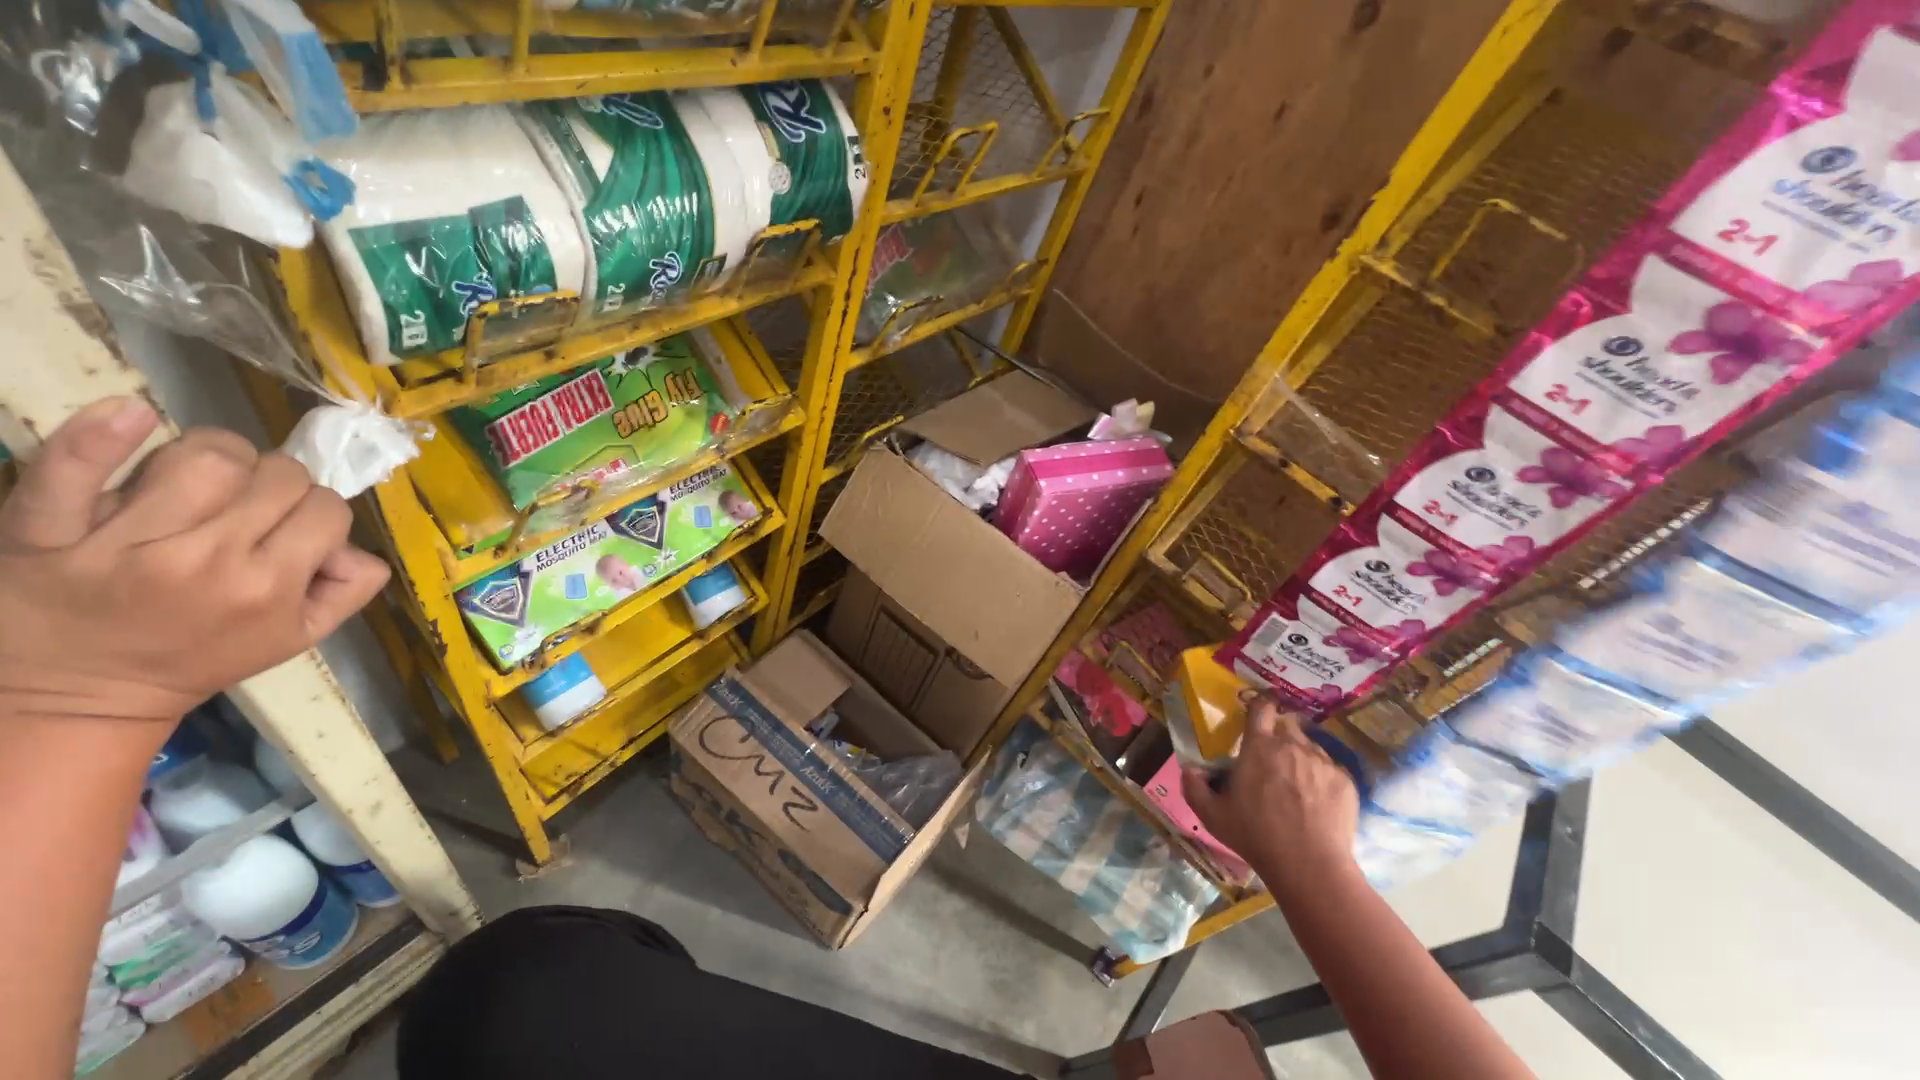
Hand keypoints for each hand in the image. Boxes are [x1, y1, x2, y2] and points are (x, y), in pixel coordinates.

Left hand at [0, 397, 390, 727]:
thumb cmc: (199, 660)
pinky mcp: (50, 526)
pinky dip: (100, 435)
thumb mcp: (295, 640)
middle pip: (276, 475)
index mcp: (267, 588)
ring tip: (201, 483)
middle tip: (251, 509)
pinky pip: (74, 466)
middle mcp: (206, 559)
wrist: (78, 696)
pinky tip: (132, 414)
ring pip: (206, 457)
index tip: (293, 532)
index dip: (317, 514)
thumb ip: (347, 591)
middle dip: (276, 484)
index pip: (326, 509)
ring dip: (218, 458)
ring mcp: (126, 540)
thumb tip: (354, 547)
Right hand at [1181, 699, 1359, 892]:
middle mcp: (1293, 745)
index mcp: (1259, 747)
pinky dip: (1321, 777)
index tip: (1259, 709)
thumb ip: (1194, 787)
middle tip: (1271, 757)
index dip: (1260, 703)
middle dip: (1279, 733)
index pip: (1261, 708)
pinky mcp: (1345, 780)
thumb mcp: (1213, 816)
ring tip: (1295, 784)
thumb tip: (1189, 769)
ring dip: (1300, 756)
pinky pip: (1330, 769)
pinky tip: (1315, 801)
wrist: (1310, 865)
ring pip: (1310, 746)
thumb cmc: (1256, 836)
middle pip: (1287, 724)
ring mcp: (1323, 762)